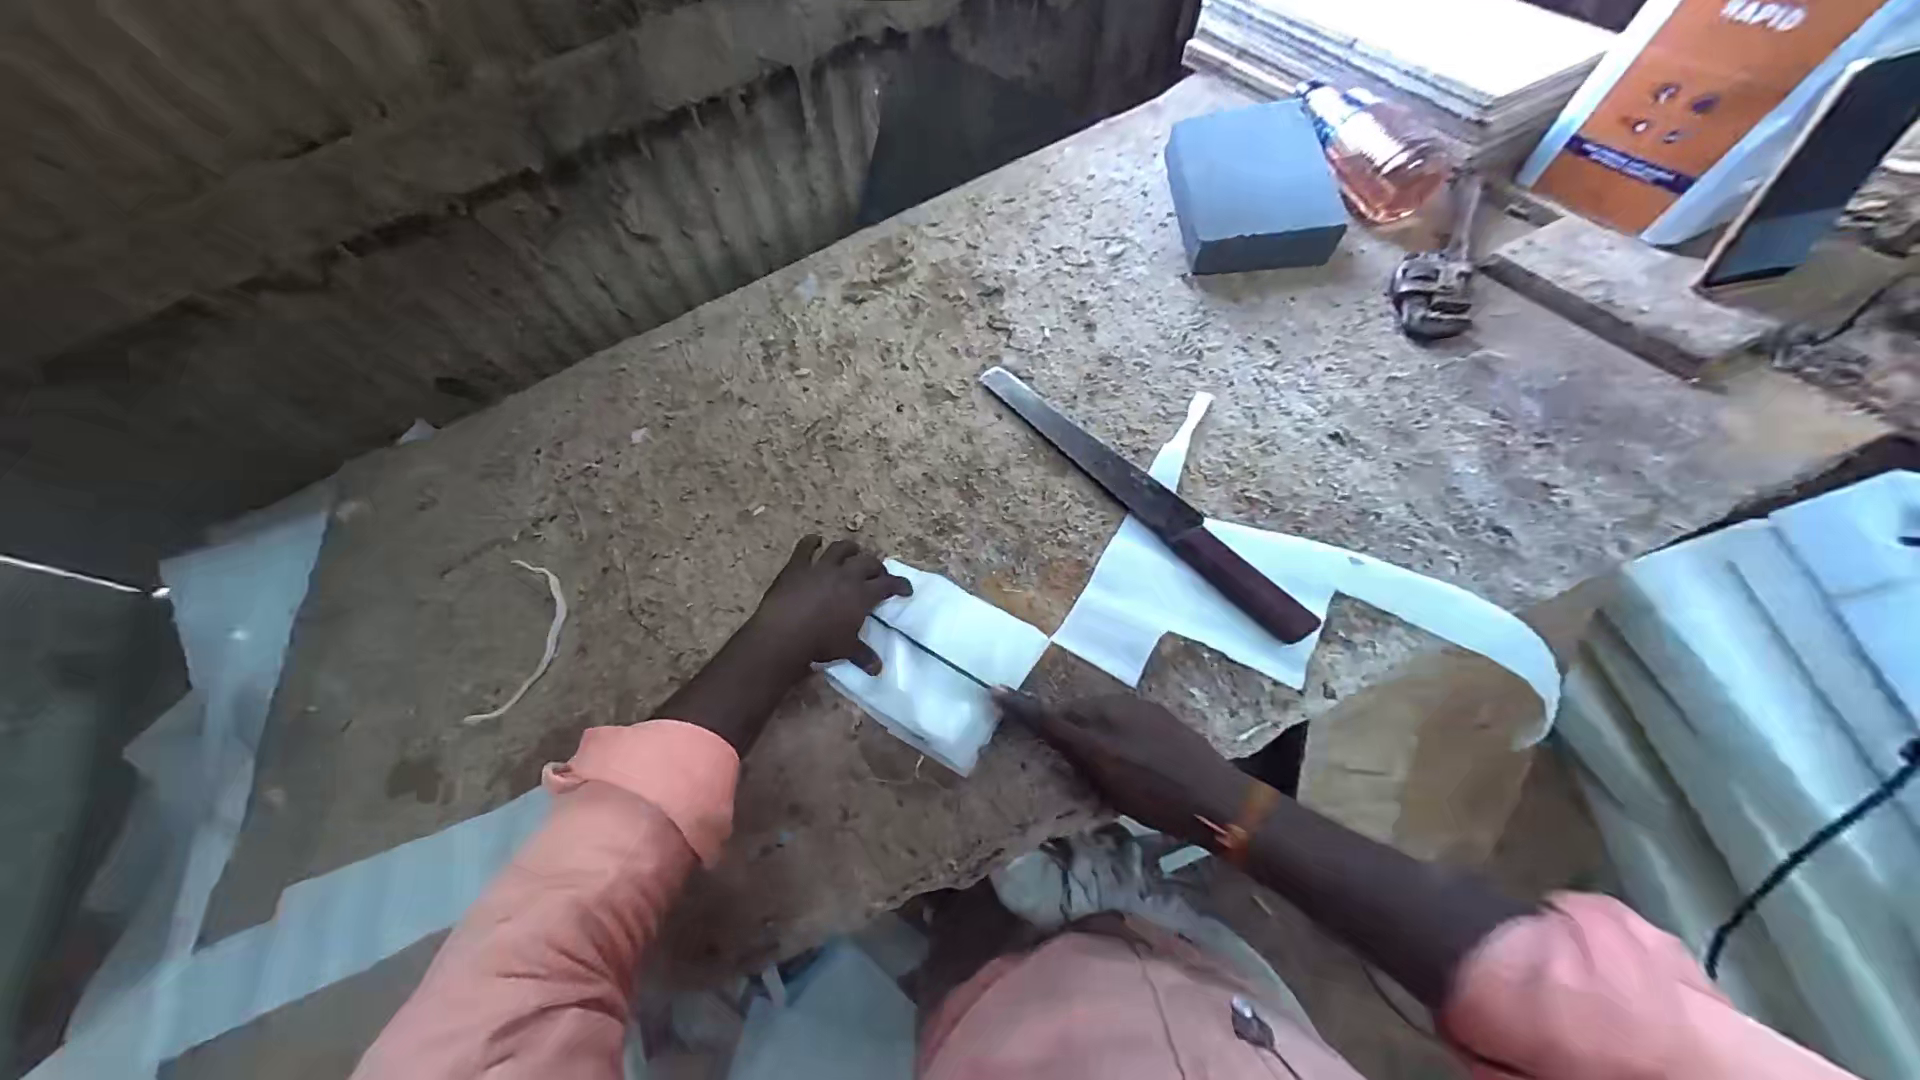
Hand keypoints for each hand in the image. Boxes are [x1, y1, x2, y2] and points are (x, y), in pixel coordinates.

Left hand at [740, 536, 911, 675]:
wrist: (785, 634)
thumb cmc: (820, 643)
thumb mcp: (846, 650)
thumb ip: (864, 655)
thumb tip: (878, 669)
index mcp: (862, 594)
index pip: (889, 584)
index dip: (900, 585)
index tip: (906, 589)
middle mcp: (846, 575)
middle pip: (868, 562)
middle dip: (876, 567)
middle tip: (878, 574)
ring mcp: (821, 567)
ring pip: (841, 549)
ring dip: (850, 549)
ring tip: (854, 551)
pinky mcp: (798, 566)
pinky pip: (805, 547)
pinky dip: (811, 542)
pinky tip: (815, 540)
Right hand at [994, 691, 1249, 844]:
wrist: (1215, 796)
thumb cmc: (1160, 807)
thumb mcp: (1113, 794)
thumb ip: (1085, 765)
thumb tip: (1065, 746)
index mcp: (1096, 744)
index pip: (1049, 720)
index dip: (1019, 707)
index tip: (995, 691)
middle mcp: (1110, 716)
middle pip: (1071, 710)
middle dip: (1062, 721)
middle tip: (1062, 742)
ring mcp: (1133, 706)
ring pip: (1094, 706)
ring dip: (1087, 719)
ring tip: (1097, 743)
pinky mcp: (1151, 705)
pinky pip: (1117, 706)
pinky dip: (1110, 718)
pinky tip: (1124, 739)